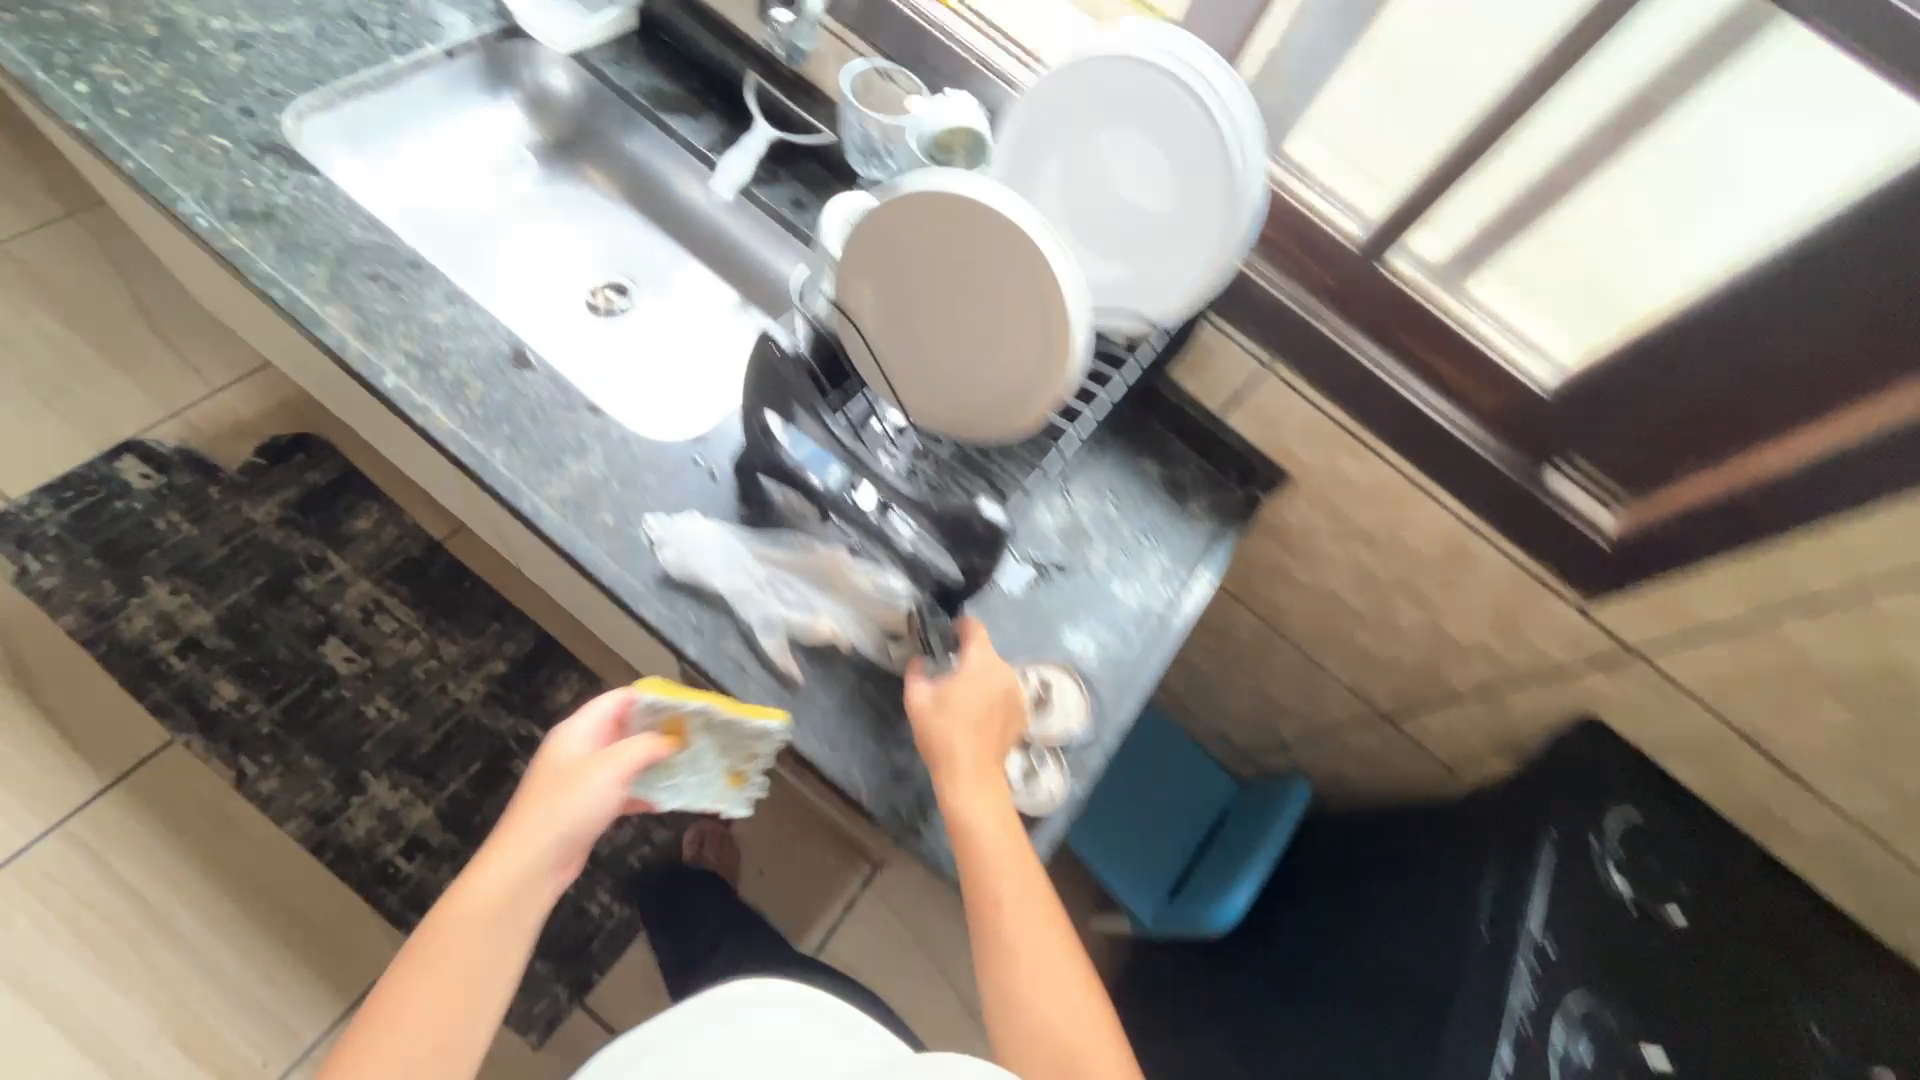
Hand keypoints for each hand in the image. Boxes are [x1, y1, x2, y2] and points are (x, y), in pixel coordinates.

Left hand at [475, 688, 681, 901]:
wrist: (531, 865)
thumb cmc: (569, 806)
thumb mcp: (612, 767)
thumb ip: (647, 745)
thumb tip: (674, 739)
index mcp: (580, 729)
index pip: (621, 699)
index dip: (654, 698)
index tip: (687, 706)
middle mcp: (582, 748)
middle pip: (626, 727)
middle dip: (660, 730)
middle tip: (695, 734)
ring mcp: (584, 778)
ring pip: (627, 759)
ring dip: (655, 761)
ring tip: (690, 762)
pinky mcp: (589, 805)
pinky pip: (624, 788)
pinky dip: (644, 790)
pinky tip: (669, 798)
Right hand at [903, 618, 1026, 806]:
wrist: (971, 775)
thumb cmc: (942, 733)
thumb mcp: (917, 698)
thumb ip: (916, 670)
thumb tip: (920, 659)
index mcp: (981, 661)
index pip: (974, 627)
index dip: (960, 626)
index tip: (948, 635)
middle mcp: (1005, 670)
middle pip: (986, 652)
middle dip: (969, 658)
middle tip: (949, 674)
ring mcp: (1017, 692)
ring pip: (996, 673)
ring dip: (982, 678)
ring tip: (964, 697)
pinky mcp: (1023, 712)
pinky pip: (1005, 693)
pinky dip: (993, 696)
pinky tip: (979, 715)